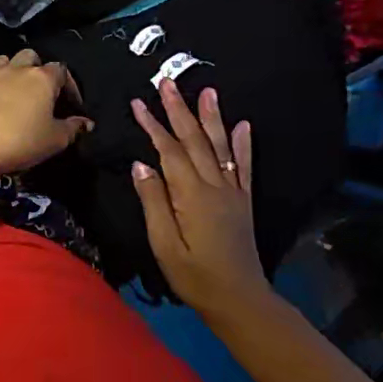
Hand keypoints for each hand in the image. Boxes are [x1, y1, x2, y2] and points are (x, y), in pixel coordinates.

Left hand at [0, 50, 93, 172]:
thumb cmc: (22, 140)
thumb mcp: (55, 140)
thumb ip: (73, 128)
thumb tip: (86, 122)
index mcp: (42, 78)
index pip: (61, 70)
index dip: (69, 85)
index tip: (71, 104)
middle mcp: (18, 68)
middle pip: (31, 56)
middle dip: (37, 69)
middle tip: (40, 92)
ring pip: (5, 60)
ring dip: (12, 70)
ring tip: (14, 91)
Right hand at [130, 79, 269, 315]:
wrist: (239, 299)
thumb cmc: (194, 275)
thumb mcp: (164, 244)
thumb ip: (154, 202)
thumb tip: (141, 165)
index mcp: (191, 194)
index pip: (169, 151)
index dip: (153, 125)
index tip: (139, 102)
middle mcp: (215, 185)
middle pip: (194, 140)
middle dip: (179, 110)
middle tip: (168, 82)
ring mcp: (232, 191)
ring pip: (220, 146)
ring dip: (212, 117)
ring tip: (208, 91)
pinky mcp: (243, 200)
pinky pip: (243, 166)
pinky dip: (242, 144)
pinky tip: (242, 125)